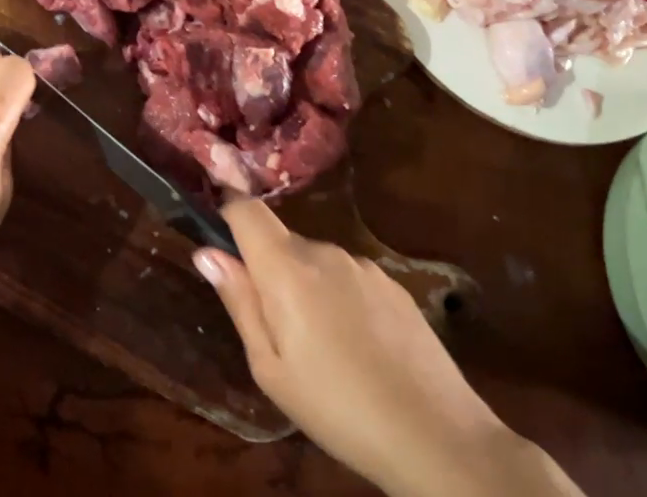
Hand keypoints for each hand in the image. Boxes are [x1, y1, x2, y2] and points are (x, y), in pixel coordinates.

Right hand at [195, 200, 547, 496]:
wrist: (440, 438)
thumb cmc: (337, 408)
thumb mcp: (270, 367)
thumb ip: (239, 302)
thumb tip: (207, 253)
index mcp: (287, 269)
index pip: (246, 210)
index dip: (226, 209)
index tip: (216, 234)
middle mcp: (326, 254)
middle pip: (281, 242)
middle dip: (268, 270)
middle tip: (275, 329)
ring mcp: (366, 268)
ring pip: (316, 263)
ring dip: (306, 288)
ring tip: (321, 347)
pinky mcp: (396, 288)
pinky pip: (349, 280)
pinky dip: (340, 301)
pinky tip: (357, 349)